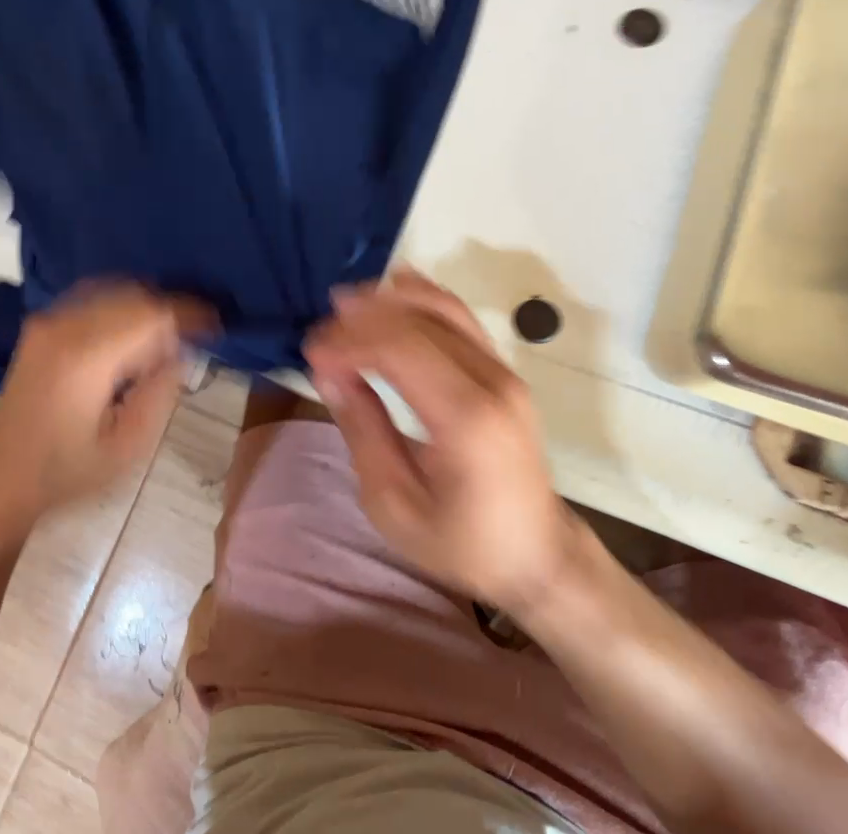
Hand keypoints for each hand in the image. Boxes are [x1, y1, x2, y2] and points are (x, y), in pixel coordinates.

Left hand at [0, 283, 213, 525]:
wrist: (2, 477)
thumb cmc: (67, 472)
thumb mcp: (128, 447)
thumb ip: (160, 394)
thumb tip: (179, 354)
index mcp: (87, 357)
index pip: (151, 314)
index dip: (188, 315)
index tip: (216, 325)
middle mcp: (65, 327)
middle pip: (133, 297)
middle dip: (168, 313)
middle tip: (194, 340)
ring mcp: (47, 324)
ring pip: (112, 294)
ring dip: (144, 309)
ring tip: (164, 342)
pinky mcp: (40, 329)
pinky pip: (91, 301)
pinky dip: (119, 309)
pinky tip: (130, 338)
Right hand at [304, 270, 580, 613]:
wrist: (537, 557)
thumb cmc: (460, 542)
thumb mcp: (393, 502)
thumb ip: (362, 429)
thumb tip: (329, 374)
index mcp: (465, 418)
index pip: (399, 349)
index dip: (349, 342)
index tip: (310, 355)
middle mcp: (492, 383)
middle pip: (419, 322)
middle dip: (361, 318)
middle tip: (318, 333)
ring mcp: (505, 374)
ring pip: (444, 310)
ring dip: (391, 300)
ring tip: (345, 302)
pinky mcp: (505, 375)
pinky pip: (463, 321)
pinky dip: (424, 301)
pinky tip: (395, 291)